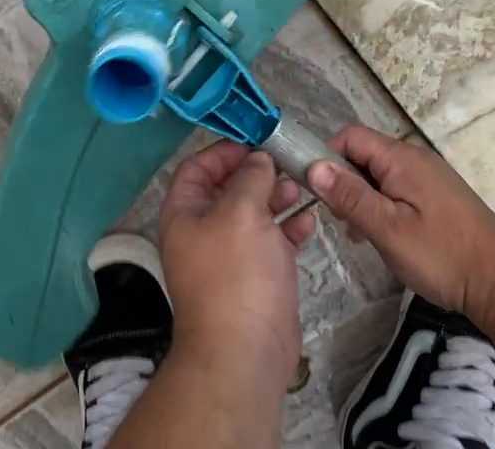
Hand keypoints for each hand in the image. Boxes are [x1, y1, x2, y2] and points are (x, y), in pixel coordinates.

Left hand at [159, 141, 317, 386]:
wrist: (245, 352)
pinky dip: (289, 228)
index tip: (255, 141)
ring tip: (300, 188)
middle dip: (257, 173)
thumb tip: (258, 159)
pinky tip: (309, 221)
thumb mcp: (240, 212)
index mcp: (185, 214)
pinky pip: (272, 241)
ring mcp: (231, 256)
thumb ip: (250, 178)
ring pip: (253, 214)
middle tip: (285, 163)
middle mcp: (203, 231)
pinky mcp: (257, 276)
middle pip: (228, 189)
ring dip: (277, 197)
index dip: (223, 152)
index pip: (196, 168)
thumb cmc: (235, 274)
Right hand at [309, 126, 494, 326]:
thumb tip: (314, 166)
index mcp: (401, 158)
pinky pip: (398, 188)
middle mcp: (415, 158)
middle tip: (342, 221)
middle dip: (345, 182)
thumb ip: (350, 196)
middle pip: (365, 155)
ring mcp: (429, 176)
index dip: (328, 157)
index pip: (351, 137)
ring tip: (361, 235)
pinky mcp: (438, 195)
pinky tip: (385, 237)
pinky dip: (383, 206)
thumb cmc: (441, 254)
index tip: (318, 191)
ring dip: (363, 198)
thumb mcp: (388, 229)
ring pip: (380, 174)